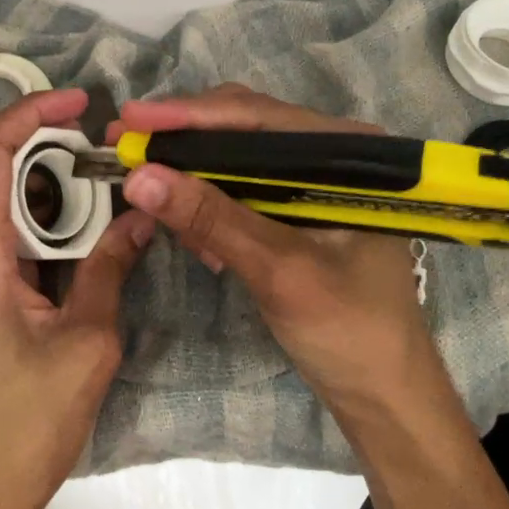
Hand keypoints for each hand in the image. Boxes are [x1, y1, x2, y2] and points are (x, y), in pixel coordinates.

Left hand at [0, 88, 153, 508]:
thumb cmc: (22, 423)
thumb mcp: (86, 344)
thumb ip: (111, 267)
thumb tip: (142, 214)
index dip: (33, 109)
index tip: (83, 102)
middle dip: (29, 130)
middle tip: (90, 139)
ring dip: (29, 171)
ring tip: (90, 184)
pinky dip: (23, 207)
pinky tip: (69, 230)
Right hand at [110, 85, 441, 411]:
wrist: (384, 393)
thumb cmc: (350, 330)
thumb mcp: (278, 271)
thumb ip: (212, 219)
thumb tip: (139, 175)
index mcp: (346, 152)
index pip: (257, 117)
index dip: (189, 114)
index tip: (131, 117)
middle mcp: (330, 154)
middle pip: (242, 128)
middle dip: (183, 141)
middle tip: (124, 146)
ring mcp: (312, 182)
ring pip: (235, 158)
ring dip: (193, 177)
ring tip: (151, 197)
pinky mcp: (296, 210)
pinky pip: (241, 190)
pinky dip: (210, 207)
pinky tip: (196, 239)